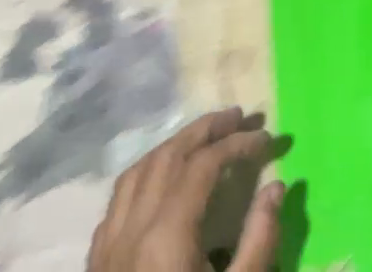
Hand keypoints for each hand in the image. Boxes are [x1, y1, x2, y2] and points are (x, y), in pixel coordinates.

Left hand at [88, 108, 282, 271]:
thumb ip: (260, 239)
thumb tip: (275, 187)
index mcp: (167, 235)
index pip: (204, 165)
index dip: (239, 143)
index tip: (271, 139)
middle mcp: (130, 230)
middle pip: (167, 157)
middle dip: (206, 130)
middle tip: (240, 115)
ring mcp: (107, 246)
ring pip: (136, 172)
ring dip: (174, 146)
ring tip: (206, 136)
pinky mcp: (96, 264)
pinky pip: (118, 200)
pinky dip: (146, 174)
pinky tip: (164, 181)